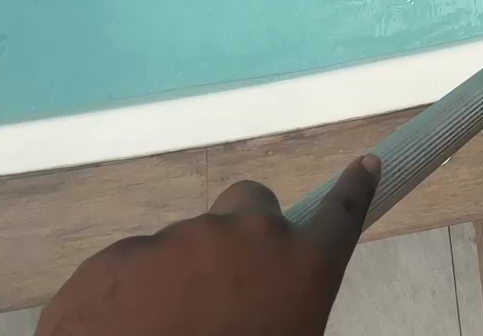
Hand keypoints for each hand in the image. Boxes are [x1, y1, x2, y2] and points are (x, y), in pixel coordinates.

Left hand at [37, 155, 380, 335]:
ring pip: (183, 242)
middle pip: (250, 203)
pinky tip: (116, 334)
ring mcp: (181, 238)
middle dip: (238, 233)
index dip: (356, 186)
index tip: (366, 163)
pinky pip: (126, 267)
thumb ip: (287, 311)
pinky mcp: (117, 258)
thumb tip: (270, 304)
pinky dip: (122, 297)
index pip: (342, 211)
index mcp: (303, 266)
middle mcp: (251, 235)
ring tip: (155, 334)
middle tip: (216, 292)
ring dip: (177, 276)